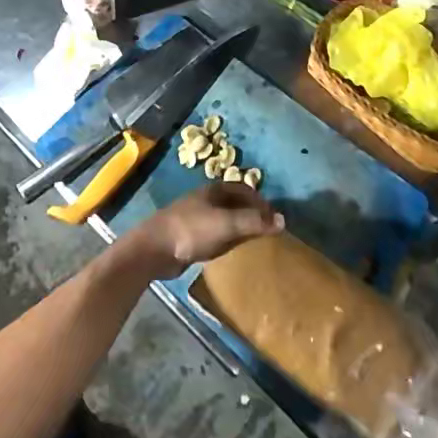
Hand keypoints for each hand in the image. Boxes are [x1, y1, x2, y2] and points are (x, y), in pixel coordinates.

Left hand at [120, 184, 283, 278]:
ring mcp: (197, 216)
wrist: (153, 248)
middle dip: (252, 213)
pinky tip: (230, 247)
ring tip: (254, 238)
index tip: (275, 218)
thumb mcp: (227, 225)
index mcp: (215, 190)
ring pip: (226, 217)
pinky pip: (216, 232)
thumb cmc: (192, 230)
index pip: (245, 189)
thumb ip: (254, 222)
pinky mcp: (190, 234)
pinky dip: (228, 236)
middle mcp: (207, 199)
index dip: (261, 201)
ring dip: (240, 225)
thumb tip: (283, 220)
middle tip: (268, 229)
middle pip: (236, 202)